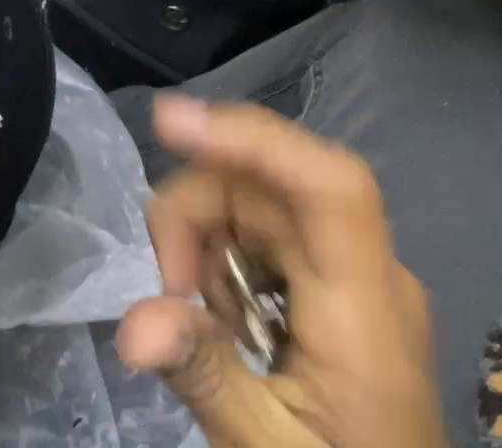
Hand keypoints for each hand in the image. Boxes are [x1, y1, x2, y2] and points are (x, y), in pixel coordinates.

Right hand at [117, 96, 442, 447]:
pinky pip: (262, 232)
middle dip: (194, 217)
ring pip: (254, 201)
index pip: (329, 186)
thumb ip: (204, 377)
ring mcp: (354, 274)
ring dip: (201, 241)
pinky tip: (219, 315)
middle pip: (265, 187)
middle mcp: (367, 272)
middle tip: (168, 290)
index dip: (251, 139)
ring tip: (197, 317)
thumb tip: (133, 324)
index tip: (169, 124)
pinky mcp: (334, 283)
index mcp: (367, 313)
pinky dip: (219, 258)